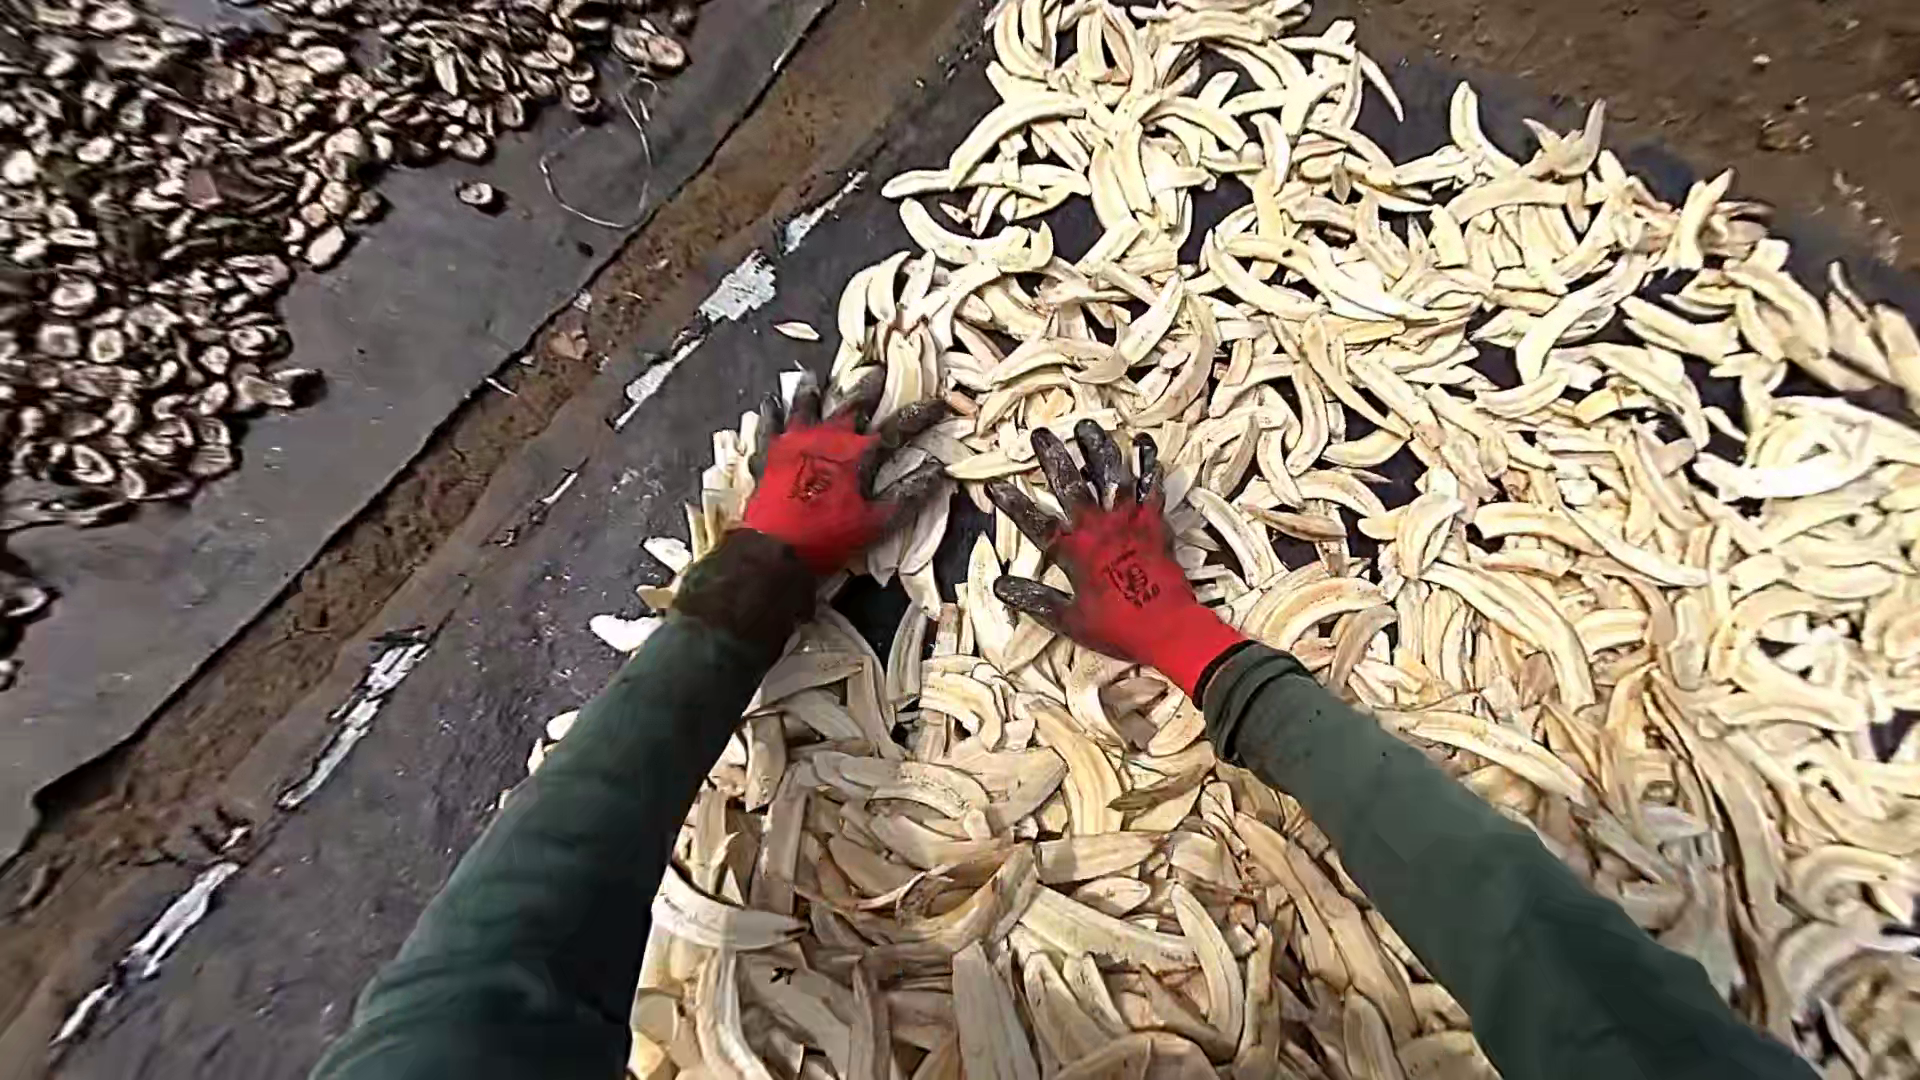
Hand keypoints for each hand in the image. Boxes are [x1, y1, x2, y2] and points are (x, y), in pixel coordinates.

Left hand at [743, 373, 948, 574]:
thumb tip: (937, 468)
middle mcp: (828, 438)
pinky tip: (770, 402)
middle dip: (869, 387)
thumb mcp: (876, 522)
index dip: (922, 415)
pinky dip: (771, 413)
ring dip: (813, 390)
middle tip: (877, 370)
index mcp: (859, 453)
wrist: (774, 550)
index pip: (899, 427)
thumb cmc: (829, 536)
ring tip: (815, 376)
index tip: (940, 402)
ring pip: (805, 406)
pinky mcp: (768, 454)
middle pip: (852, 404)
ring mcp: (794, 442)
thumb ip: (908, 494)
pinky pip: (769, 425)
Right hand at [987, 420, 1245, 698]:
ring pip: (1112, 473)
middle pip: (1072, 483)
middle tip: (1040, 433)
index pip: (1035, 522)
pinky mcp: (1155, 521)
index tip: (995, 486)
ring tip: (1086, 426)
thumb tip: (1000, 586)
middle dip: (1053, 456)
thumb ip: (1035, 599)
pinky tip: (1142, 443)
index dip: (1013, 503)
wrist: (1170, 629)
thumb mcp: (1069, 620)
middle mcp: (1099, 527)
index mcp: (1075, 551)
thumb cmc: (1118, 626)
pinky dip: (1148, 463)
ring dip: (1098, 447)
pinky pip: (1152, 485)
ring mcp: (1130, 520)